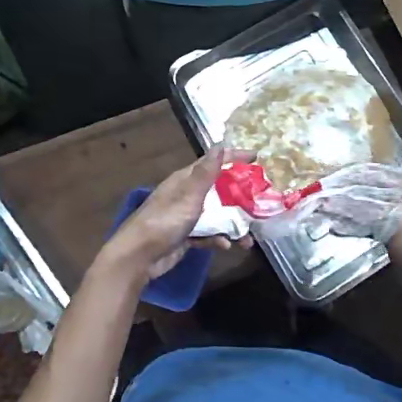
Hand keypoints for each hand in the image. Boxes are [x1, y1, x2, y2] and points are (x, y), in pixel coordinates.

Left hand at [96, 146, 248, 282]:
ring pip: (217, 215)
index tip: (258, 157)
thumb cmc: (164, 221)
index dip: (234, 158)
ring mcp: (186, 216)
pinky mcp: (186, 236)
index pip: (213, 162)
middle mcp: (186, 194)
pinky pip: (208, 234)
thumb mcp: (188, 195)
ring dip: (233, 224)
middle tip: (262, 200)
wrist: (139, 256)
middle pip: (219, 189)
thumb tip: (221, 144)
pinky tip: (227, 246)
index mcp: (185, 180)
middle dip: (240, 195)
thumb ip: (205, 173)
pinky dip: (219, 238)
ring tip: (250, 237)